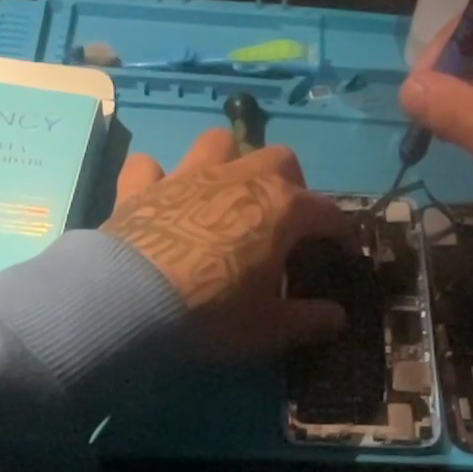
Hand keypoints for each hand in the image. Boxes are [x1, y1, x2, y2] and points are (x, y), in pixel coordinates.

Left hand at [105, 129, 349, 357]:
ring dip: (228, 161)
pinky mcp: (141, 187)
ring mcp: (187, 176)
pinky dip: (157, 178)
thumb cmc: (212, 313)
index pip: (327, 212)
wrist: (130, 302)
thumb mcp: (268, 328)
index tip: (343, 253)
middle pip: (280, 160)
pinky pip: (150, 167)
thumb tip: (338, 318)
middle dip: (291, 185)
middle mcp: (239, 178)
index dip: (341, 234)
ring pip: (218, 143)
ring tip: (227, 194)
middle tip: (284, 221)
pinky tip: (160, 197)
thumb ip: (308, 320)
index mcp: (281, 208)